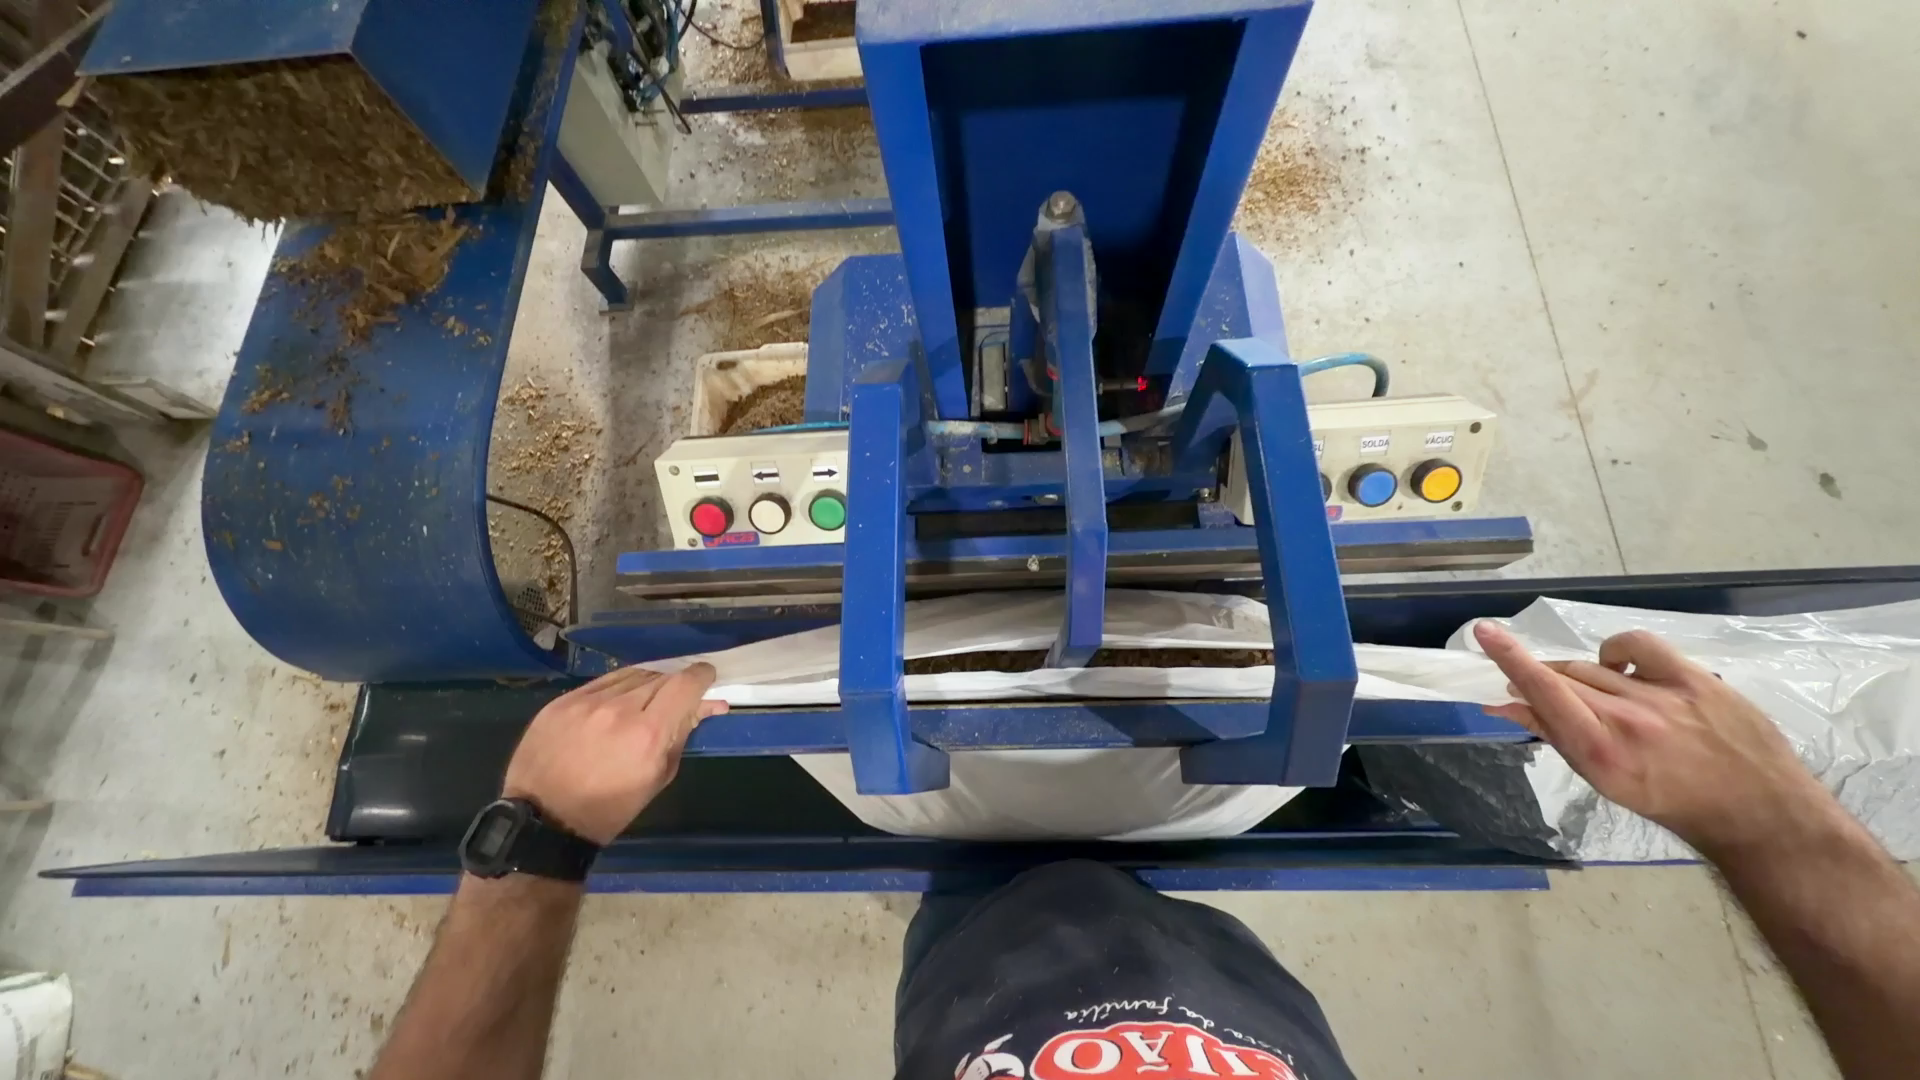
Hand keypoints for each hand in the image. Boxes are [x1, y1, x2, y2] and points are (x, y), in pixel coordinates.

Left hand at [503, 665, 727, 844]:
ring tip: (645, 702)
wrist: (543, 821)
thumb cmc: (610, 808)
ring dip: (647, 683)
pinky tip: (618, 702)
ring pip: (632, 675)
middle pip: (661, 677)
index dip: (702, 676)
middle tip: (676, 698)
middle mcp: (618, 709)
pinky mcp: (562, 701)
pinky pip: (603, 682)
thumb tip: (709, 704)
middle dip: (675, 684)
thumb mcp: (658, 777)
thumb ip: (683, 734)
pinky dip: (619, 687)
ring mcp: (586, 702)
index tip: (706, 677)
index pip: (685, 684)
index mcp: (647, 734)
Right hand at [1474, 622, 1830, 856]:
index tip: (1485, 631)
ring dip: (1581, 676)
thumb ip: (1551, 733)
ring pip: (1592, 666)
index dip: (1509, 658)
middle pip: (1562, 676)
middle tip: (1552, 697)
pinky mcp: (1696, 679)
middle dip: (1545, 681)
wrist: (1760, 813)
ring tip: (1599, 696)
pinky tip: (1620, 668)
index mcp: (1599, 747)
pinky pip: (1637, 645)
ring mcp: (1663, 695)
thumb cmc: (1667, 800)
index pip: (1543, 690)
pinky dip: (1617, 650)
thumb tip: (1501, 703)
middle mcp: (1626, 717)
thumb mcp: (1600, 777)